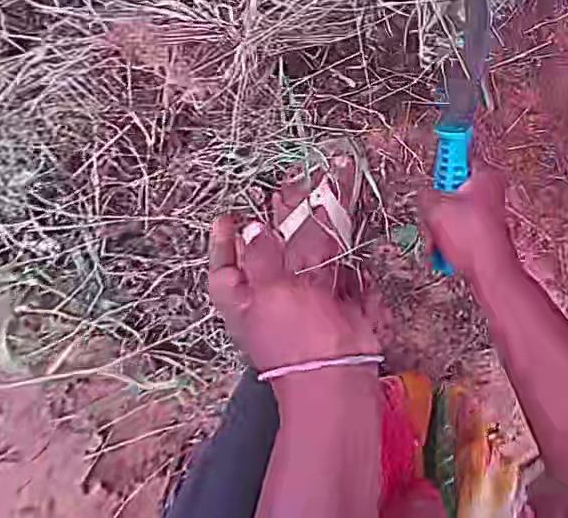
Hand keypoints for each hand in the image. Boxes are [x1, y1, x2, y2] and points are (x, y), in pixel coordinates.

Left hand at [207, 214, 377, 375]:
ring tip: (318, 198)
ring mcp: (307, 297)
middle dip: (278, 225)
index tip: (229, 217)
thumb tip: (253, 229)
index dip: (224, 243)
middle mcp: (275, 297)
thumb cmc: (295, 339)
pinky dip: (340, 249)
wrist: (338, 371)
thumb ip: (261, 256)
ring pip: (308, 254)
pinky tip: (342, 226)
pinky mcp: (337, 298)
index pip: (226, 268)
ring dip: (314, 228)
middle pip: (271, 255)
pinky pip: (337, 268)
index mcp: (246, 301)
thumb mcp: (268, 292)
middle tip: (282, 196)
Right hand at [419, 161, 520, 281]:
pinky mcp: (482, 231)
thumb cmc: (473, 238)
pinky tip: (444, 251)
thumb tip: (423, 193)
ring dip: (438, 226)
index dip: (443, 159)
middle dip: (436, 206)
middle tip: (433, 214)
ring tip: (438, 239)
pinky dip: (447, 239)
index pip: (459, 154)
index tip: (438, 150)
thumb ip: (425, 194)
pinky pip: (457, 228)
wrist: (490, 271)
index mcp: (483, 175)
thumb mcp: (435, 208)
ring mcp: (487, 211)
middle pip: (450, 187)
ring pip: (450, 211)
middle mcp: (489, 190)